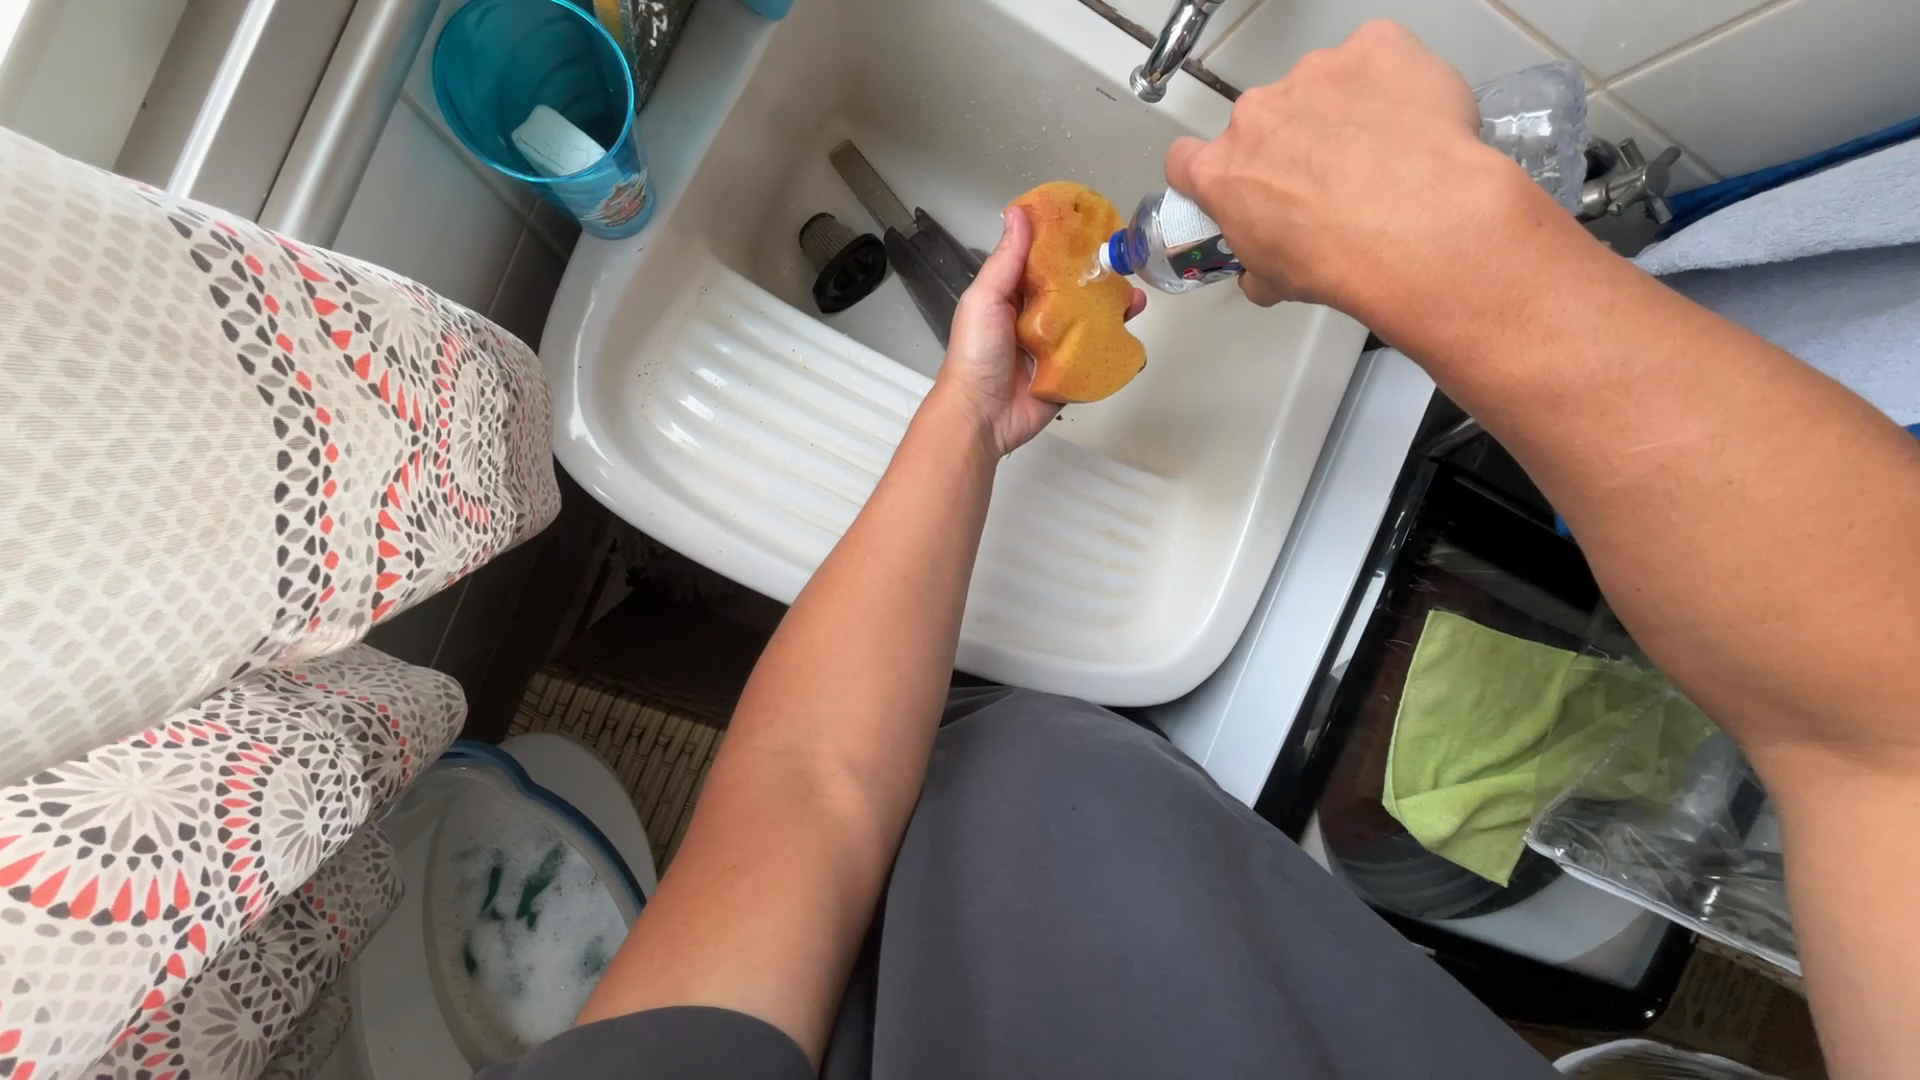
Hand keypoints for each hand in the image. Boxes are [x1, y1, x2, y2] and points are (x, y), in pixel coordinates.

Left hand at [934, 206, 1145, 456]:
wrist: (980, 415)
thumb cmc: (974, 355)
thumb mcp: (985, 299)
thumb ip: (1005, 260)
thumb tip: (1018, 213)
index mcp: (1011, 297)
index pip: (1044, 263)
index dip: (1067, 245)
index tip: (1094, 226)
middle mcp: (1034, 320)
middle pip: (1073, 292)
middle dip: (1100, 278)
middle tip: (1125, 264)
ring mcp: (1053, 349)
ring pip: (1089, 324)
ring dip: (1114, 311)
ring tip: (1136, 300)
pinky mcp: (1067, 376)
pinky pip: (1094, 360)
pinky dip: (1114, 349)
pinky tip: (1132, 338)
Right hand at [1164, 21, 1568, 335]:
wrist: (1412, 226)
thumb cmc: (1333, 258)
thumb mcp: (1272, 283)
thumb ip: (1253, 264)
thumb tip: (1261, 271)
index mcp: (1221, 171)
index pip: (1184, 159)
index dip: (1205, 171)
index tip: (1230, 183)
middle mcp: (1256, 114)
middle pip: (1259, 122)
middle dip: (1283, 145)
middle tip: (1320, 180)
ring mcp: (1313, 73)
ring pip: (1316, 88)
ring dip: (1334, 113)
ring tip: (1374, 153)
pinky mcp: (1373, 48)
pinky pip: (1374, 56)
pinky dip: (1386, 82)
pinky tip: (1404, 120)